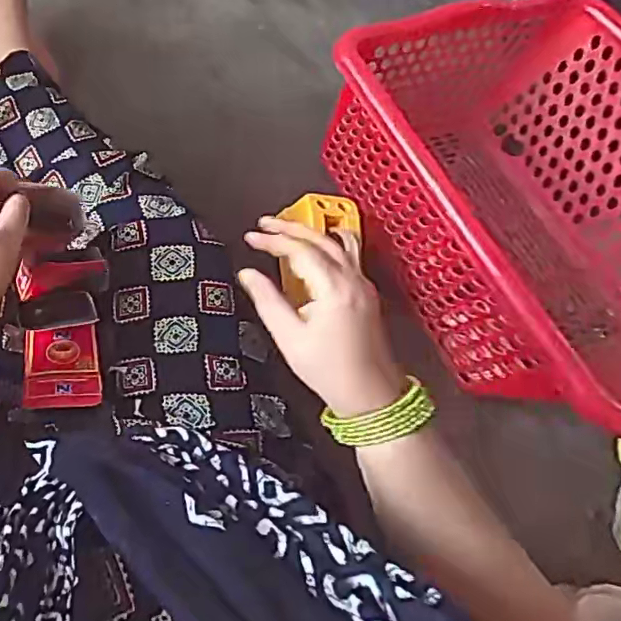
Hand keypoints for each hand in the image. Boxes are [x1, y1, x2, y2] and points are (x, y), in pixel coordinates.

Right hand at [238, 216, 403, 416]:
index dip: (273, 240)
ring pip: (338, 243)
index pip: (301, 250)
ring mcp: (363, 286)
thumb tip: (249, 275)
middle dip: (290, 227)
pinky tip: (313, 248)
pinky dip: (326, 243)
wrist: (372, 396)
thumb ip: (267, 301)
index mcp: (335, 290)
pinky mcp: (366, 294)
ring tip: (287, 228)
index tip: (252, 238)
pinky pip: (348, 255)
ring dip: (311, 231)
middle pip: (321, 239)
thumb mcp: (289, 337)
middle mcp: (353, 282)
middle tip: (264, 224)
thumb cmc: (333, 372)